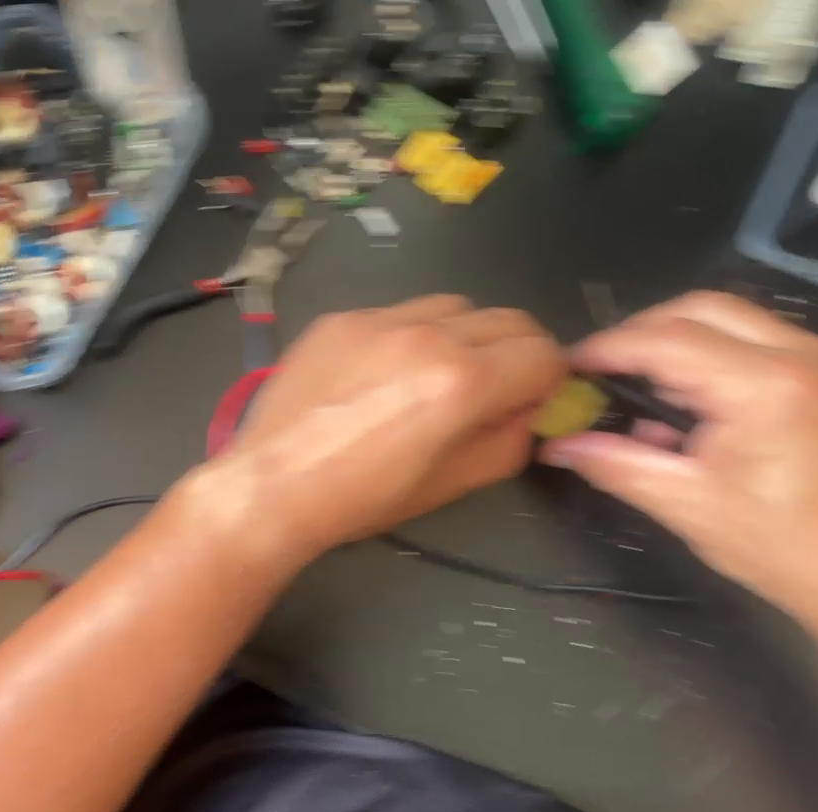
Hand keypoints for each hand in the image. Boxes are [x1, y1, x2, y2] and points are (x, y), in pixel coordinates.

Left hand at [221, 295, 566, 559]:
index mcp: (460, 382)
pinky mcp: (339, 320)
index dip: (546, 381)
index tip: (527, 401)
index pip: (543, 354)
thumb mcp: (449, 486)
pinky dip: (407, 335)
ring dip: (462, 336)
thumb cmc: (360, 499)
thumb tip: (526, 412)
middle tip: (490, 390)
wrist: (272, 486)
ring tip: (430, 378)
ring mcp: (377, 321)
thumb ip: (507, 442)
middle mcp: (425, 336)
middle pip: (508, 320)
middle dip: (513, 354)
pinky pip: (396, 313)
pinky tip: (379, 375)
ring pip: (453, 306)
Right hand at [541, 291, 817, 631]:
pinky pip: (768, 347)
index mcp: (767, 385)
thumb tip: (558, 446)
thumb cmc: (791, 551)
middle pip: (704, 309)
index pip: (667, 339)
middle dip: (642, 332)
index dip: (608, 347)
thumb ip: (616, 465)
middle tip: (602, 372)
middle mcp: (809, 354)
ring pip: (739, 323)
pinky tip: (700, 412)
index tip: (568, 367)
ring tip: (646, 397)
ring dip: (682, 345)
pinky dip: (720, 362)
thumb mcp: (688, 507)